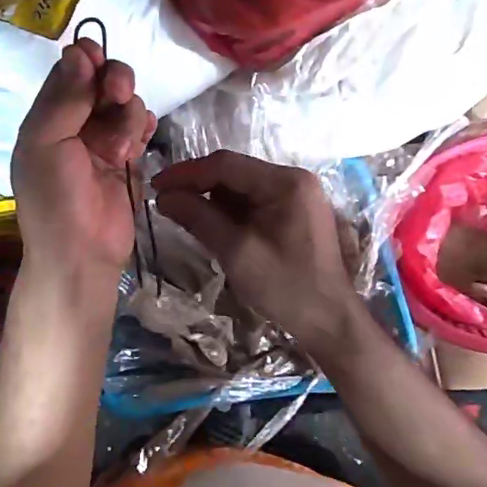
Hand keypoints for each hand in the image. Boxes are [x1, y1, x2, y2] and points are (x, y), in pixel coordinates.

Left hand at [12, 38, 155, 282]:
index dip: (86, 59)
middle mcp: (73, 124)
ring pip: (124, 102)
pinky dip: (142, 126)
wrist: (81, 254)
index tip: (98, 58)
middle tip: (119, 93)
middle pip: (101, 81)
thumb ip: (64, 97)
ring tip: (122, 149)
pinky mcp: (127, 158)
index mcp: (46, 118)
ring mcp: (102, 141)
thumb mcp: (46, 143)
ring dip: (127, 115)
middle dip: (114, 81)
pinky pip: (139, 126)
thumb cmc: (55, 199)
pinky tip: (140, 142)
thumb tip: (77, 49)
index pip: (69, 72)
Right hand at [153, 150, 366, 356]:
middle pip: (233, 172)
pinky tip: (210, 225)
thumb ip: (198, 218)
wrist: (331, 322)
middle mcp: (293, 180)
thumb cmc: (286, 286)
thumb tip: (164, 197)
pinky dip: (229, 211)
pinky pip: (253, 202)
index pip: (225, 164)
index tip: (156, 186)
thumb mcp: (236, 251)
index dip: (186, 173)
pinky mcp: (295, 212)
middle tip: (164, 201)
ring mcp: (297, 196)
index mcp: (285, 182)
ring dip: (211, 199)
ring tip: (183, 216)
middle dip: (197, 186)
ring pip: (241, 187)